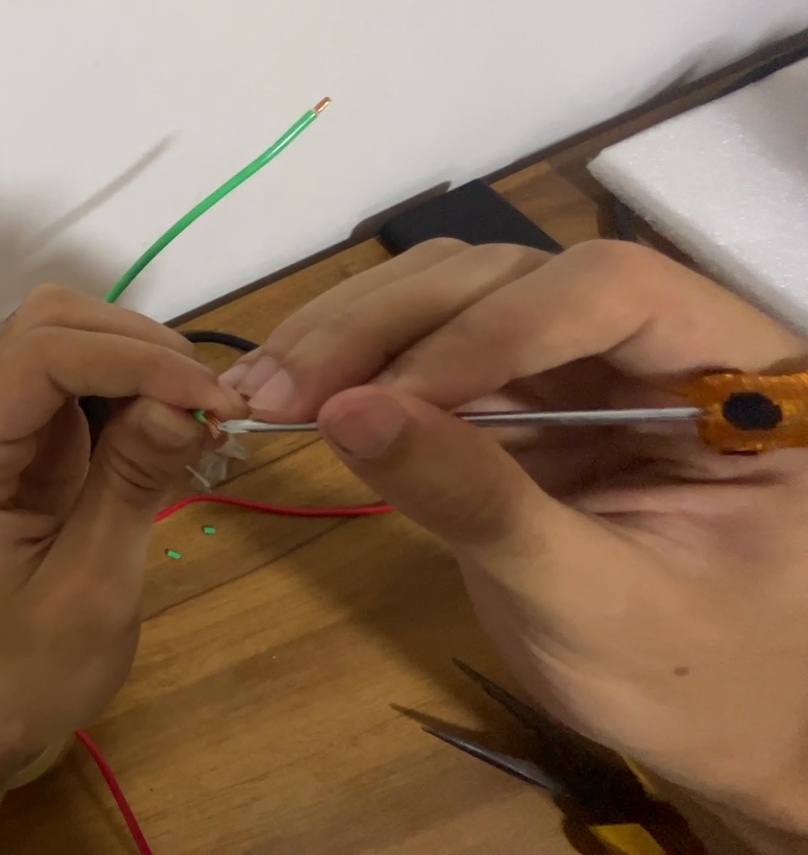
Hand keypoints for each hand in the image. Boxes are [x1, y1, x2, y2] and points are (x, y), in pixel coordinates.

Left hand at [0, 285, 245, 788]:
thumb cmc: (26, 670)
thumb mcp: (90, 590)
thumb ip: (130, 484)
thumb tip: (180, 398)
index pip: (35, 359)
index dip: (128, 359)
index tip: (210, 398)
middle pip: (40, 328)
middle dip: (131, 344)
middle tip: (207, 401)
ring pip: (56, 341)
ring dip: (132, 357)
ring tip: (196, 408)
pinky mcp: (19, 440)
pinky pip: (70, 381)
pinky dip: (125, 383)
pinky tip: (166, 417)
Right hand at [225, 239, 807, 837]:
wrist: (690, 716)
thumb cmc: (684, 676)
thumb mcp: (586, 600)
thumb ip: (476, 500)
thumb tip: (343, 413)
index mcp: (733, 380)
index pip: (605, 291)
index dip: (489, 328)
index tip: (387, 402)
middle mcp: (640, 343)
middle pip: (491, 276)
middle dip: (373, 329)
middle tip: (277, 393)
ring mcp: (556, 360)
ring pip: (430, 292)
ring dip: (333, 335)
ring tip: (259, 392)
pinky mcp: (488, 387)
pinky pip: (397, 342)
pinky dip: (327, 361)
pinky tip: (273, 389)